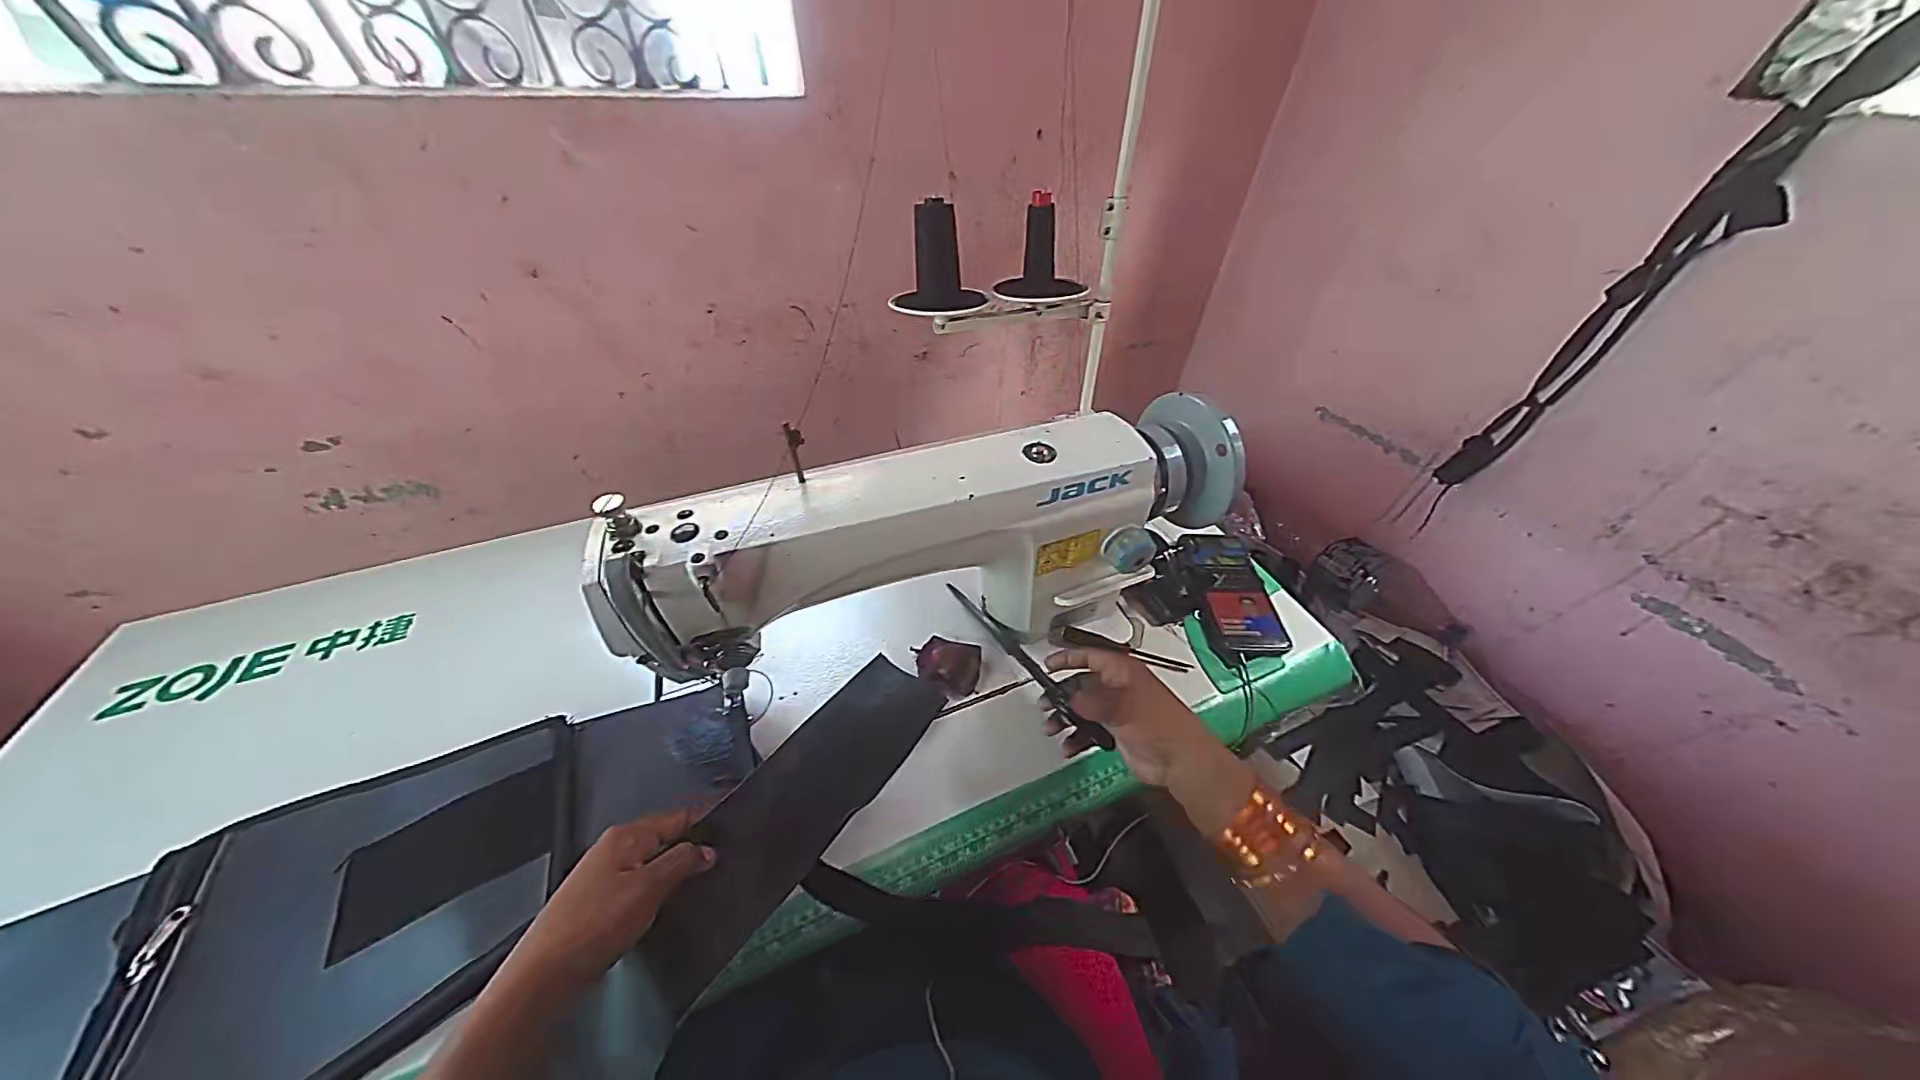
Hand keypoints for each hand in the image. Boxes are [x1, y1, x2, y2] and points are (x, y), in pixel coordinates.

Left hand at [504, 809, 714, 992]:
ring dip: (671, 876)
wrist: (545, 976)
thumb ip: (682, 861)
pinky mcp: (597, 904)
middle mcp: (611, 850)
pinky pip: (637, 887)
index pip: (676, 817)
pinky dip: (654, 894)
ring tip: (692, 888)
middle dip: (689, 851)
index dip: (703, 823)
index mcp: (624, 836)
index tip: (726, 830)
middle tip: (714, 865)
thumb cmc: (593, 926)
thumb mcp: (649, 887)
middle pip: (663, 840)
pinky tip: (661, 910)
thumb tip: (705, 850)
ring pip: (650, 865)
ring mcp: (602, 877)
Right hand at [1044, 648, 1253, 832]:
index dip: (1068, 658)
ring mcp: (1117, 711)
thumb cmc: (1161, 725)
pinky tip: (1069, 746)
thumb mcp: (1124, 707)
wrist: (1180, 760)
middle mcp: (1118, 688)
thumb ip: (1095, 701)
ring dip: (1066, 718)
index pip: (1091, 656)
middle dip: (1061, 693)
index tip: (1048, 664)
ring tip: (1052, 728)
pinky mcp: (1116, 732)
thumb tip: (1072, 698)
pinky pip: (1089, 730)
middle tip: (1045, 703)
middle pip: (1082, 684)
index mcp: (1123, 672)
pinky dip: (1077, 737)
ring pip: (1082, 709)